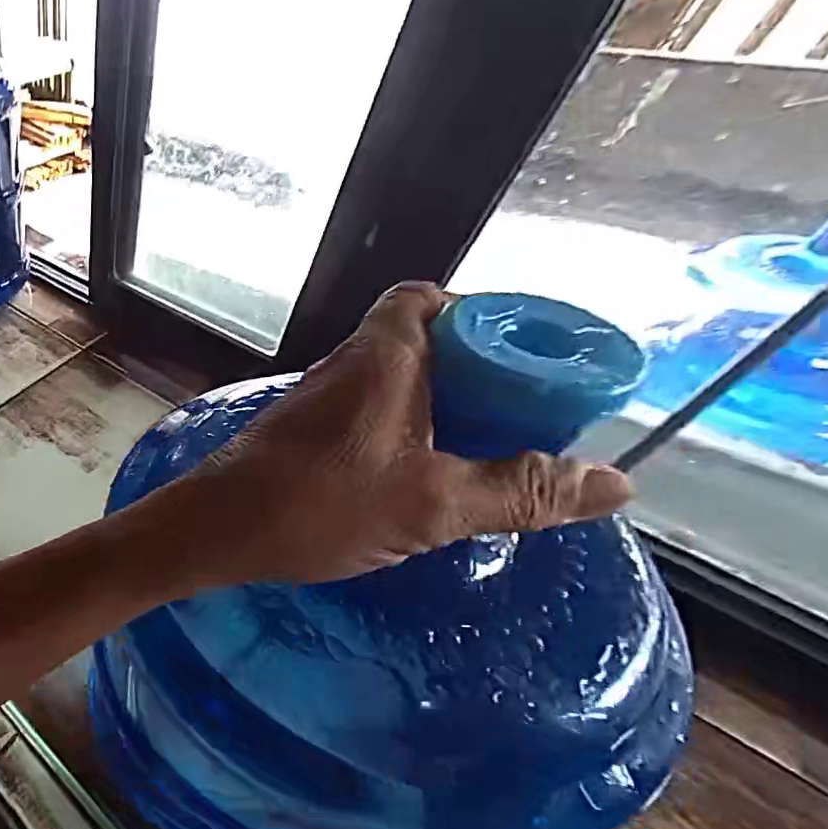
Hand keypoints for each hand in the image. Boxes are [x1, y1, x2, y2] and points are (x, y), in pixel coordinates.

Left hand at [160, 282, 631, 585]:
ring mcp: (321, 400)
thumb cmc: (317, 505)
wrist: (214, 530)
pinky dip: (403, 432)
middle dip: (472, 372)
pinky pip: (370, 416)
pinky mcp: (304, 433)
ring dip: (438, 408)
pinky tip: (419, 474)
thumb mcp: (430, 504)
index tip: (518, 359)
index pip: (432, 298)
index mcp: (384, 354)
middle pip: (423, 341)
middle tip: (513, 416)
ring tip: (480, 451)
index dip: (481, 316)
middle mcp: (349, 363)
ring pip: (395, 383)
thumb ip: (518, 491)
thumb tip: (612, 483)